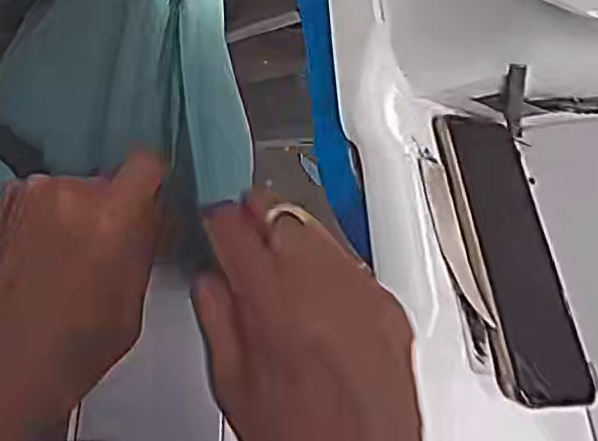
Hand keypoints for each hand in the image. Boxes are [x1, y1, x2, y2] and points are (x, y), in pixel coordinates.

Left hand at [0, 151, 165, 439]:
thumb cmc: (65, 349)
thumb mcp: (131, 304)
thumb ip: (145, 244)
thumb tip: (153, 215)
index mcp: (111, 217)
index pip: (146, 162)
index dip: (151, 181)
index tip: (150, 194)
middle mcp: (71, 192)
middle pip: (108, 180)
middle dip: (110, 207)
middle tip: (103, 246)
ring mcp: (35, 191)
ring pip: (75, 188)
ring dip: (76, 211)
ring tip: (64, 255)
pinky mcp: (9, 197)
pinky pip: (44, 194)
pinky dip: (46, 214)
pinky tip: (41, 251)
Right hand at [194, 194, 421, 440]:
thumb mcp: (234, 385)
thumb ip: (216, 318)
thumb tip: (209, 278)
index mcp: (275, 304)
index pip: (235, 228)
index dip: (218, 217)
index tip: (214, 218)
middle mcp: (321, 285)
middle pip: (278, 213)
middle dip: (254, 213)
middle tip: (241, 224)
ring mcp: (360, 290)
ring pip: (314, 225)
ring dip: (289, 231)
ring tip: (275, 253)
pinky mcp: (388, 303)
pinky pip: (347, 258)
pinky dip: (325, 261)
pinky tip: (314, 284)